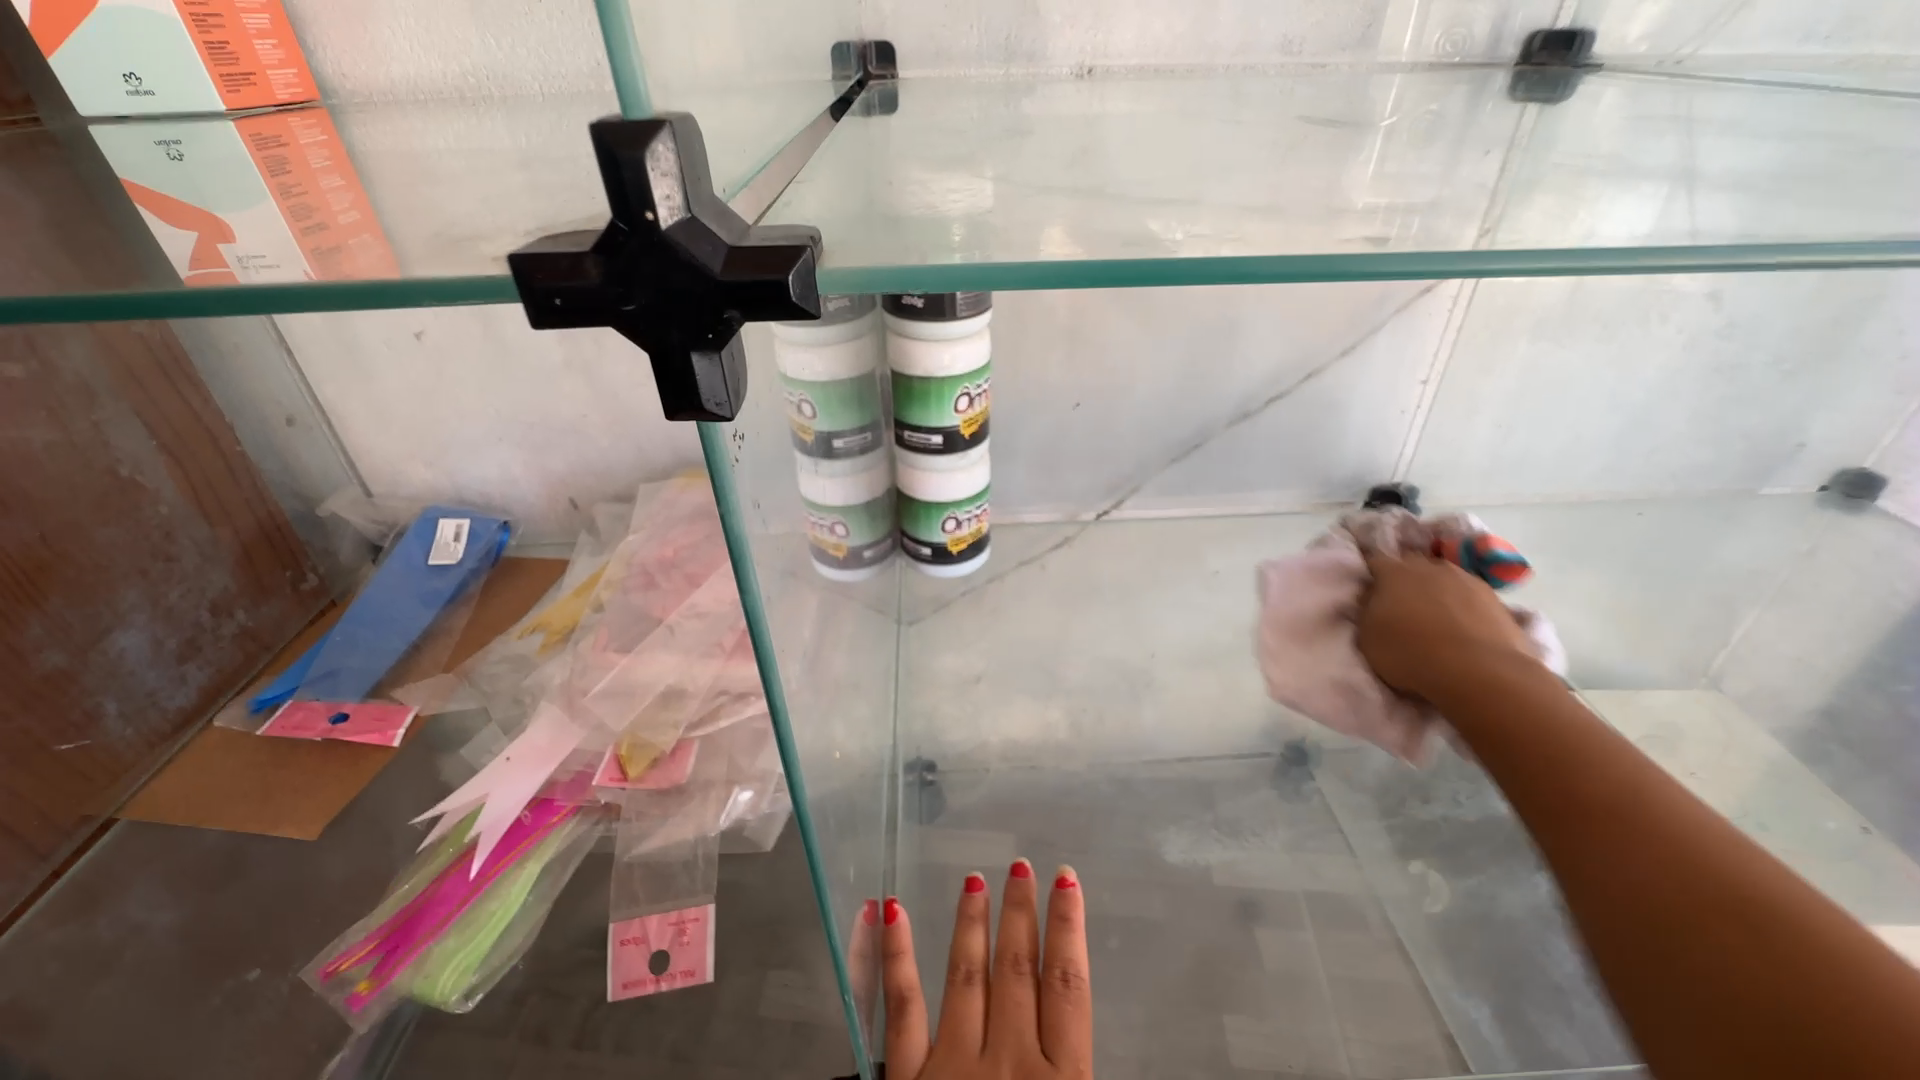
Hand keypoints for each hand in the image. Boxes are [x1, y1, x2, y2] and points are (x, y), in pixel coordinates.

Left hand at [878, 861, 1091, 1079]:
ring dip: (971, 923)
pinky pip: (902, 1008)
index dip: (1067, 927)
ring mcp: (954, 1066)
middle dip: (1020, 913)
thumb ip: (1076, 1069)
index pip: (1067, 985)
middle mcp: (1008, 1060)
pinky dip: (895, 956)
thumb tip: (1073, 1017)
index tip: (1065, 880)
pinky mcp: (909, 1078)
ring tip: (974, 881)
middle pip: (1017, 970)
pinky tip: (891, 912)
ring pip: (966, 976)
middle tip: (1019, 867)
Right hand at [1358, 552, 1537, 702]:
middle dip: (1406, 580)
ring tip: (1438, 619)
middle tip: (1402, 605)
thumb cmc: (1409, 652)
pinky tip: (1465, 629)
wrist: (1477, 670)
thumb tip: (1373, 598)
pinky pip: (1472, 597)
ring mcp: (1468, 580)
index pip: (1375, 560)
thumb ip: (1368, 611)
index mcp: (1394, 572)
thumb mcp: (1367, 636)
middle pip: (1413, 565)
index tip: (1370, 590)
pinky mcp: (1497, 600)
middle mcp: (1431, 567)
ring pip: (1446, 579)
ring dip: (1439, 592)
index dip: (1372, 574)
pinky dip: (1466, 608)